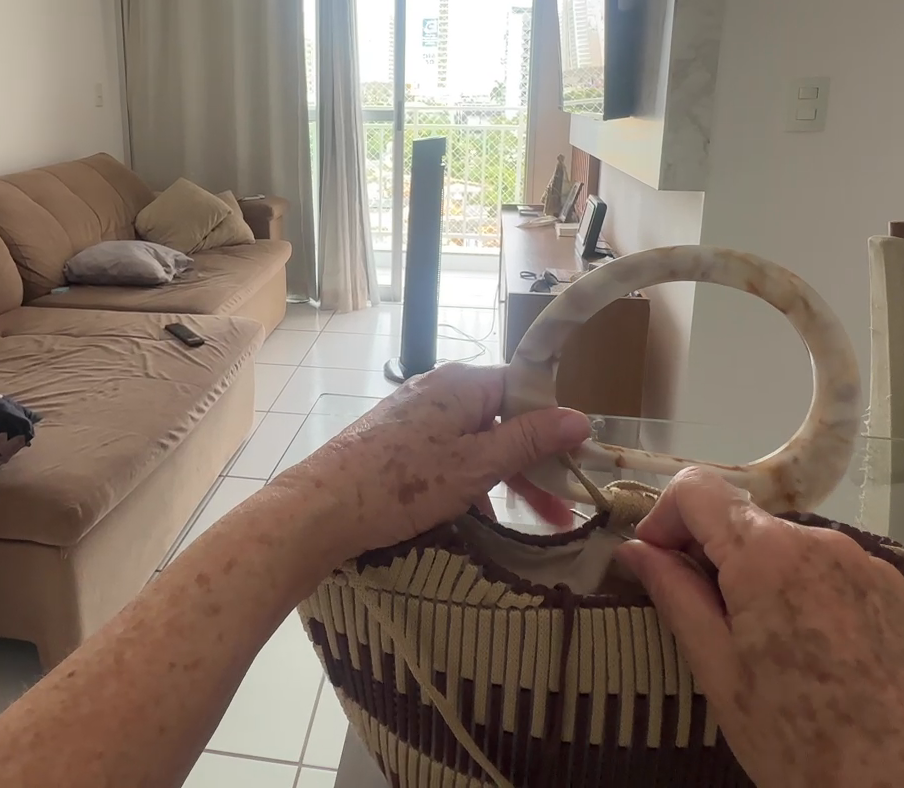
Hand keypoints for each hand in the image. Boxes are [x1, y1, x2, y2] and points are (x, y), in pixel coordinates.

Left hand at [271, 363, 591, 564]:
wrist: (324, 506)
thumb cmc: (403, 482)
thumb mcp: (477, 464)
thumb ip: (529, 440)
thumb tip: (580, 416)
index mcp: (462, 384)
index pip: (523, 387)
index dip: (553, 421)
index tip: (576, 459)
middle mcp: (440, 389)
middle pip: (502, 416)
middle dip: (534, 460)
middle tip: (563, 505)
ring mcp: (417, 414)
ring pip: (477, 439)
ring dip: (506, 475)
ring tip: (536, 518)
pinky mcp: (400, 439)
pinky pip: (450, 452)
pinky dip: (471, 479)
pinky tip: (484, 516)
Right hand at [614, 468, 903, 787]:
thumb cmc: (796, 743)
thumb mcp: (716, 668)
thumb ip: (673, 592)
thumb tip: (635, 548)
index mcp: (768, 553)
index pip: (698, 488)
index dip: (665, 516)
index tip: (659, 559)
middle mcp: (825, 541)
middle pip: (747, 521)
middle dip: (718, 555)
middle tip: (711, 617)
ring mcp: (876, 568)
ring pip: (794, 547)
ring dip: (768, 575)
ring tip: (774, 644)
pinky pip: (843, 573)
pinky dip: (817, 594)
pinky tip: (826, 654)